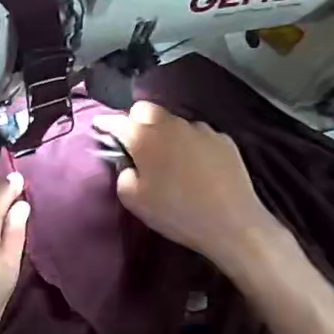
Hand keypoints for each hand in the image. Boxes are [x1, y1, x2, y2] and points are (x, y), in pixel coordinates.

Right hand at [92, 102, 299, 282]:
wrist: (233, 224)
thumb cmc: (176, 213)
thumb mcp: (134, 200)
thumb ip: (122, 174)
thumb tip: (129, 163)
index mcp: (144, 137)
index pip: (117, 120)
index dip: (106, 124)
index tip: (101, 127)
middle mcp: (171, 124)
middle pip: (146, 110)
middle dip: (137, 121)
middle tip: (139, 145)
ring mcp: (200, 128)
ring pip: (174, 121)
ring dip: (167, 134)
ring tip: (173, 160)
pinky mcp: (223, 139)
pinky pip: (199, 135)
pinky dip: (192, 145)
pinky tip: (198, 167)